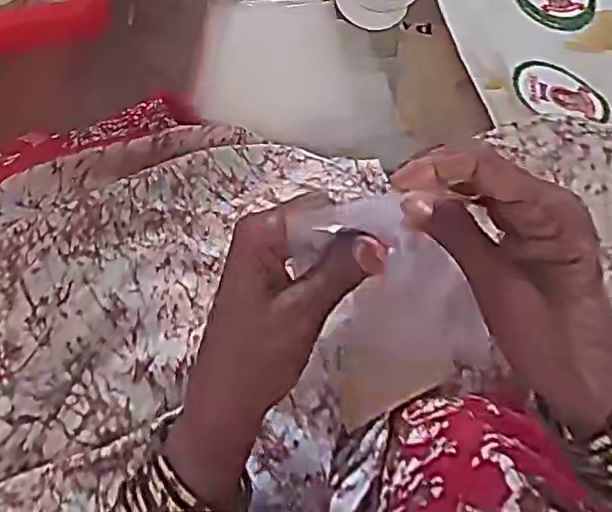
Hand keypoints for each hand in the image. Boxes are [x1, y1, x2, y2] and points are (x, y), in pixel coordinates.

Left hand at [165, 200, 384, 506]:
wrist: (222, 404)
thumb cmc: (256, 359)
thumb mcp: (303, 312)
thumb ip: (339, 271)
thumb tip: (378, 241)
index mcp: (260, 230)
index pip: (318, 207)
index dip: (355, 221)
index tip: (389, 239)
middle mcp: (258, 229)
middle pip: (316, 216)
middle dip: (350, 234)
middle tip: (386, 254)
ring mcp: (261, 248)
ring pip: (313, 234)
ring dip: (341, 249)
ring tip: (376, 264)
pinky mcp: (267, 268)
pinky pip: (304, 251)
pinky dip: (327, 261)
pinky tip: (350, 276)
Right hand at [393, 142, 611, 436]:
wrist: (588, 387)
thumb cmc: (549, 342)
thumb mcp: (497, 288)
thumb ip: (456, 234)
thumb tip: (411, 199)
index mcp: (553, 210)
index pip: (489, 168)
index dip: (440, 167)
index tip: (400, 182)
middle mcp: (549, 199)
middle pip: (486, 166)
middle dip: (438, 170)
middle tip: (397, 188)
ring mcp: (540, 210)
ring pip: (483, 178)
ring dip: (444, 181)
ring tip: (406, 193)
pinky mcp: (528, 223)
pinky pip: (487, 197)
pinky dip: (457, 197)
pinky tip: (432, 204)